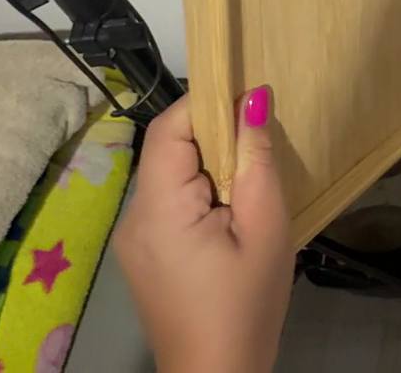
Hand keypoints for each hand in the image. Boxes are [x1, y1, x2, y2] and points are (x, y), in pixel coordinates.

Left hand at [115, 88, 293, 372]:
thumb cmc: (246, 303)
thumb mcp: (265, 225)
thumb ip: (256, 159)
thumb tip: (253, 98)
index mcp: (158, 209)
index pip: (169, 127)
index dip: (207, 102)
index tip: (249, 98)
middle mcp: (135, 216)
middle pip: (169, 147)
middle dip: (214, 132)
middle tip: (261, 137)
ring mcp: (135, 236)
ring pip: (172, 170)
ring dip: (211, 159)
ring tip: (252, 173)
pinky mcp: (145, 251)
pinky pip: (170, 196)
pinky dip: (201, 185)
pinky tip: (232, 205)